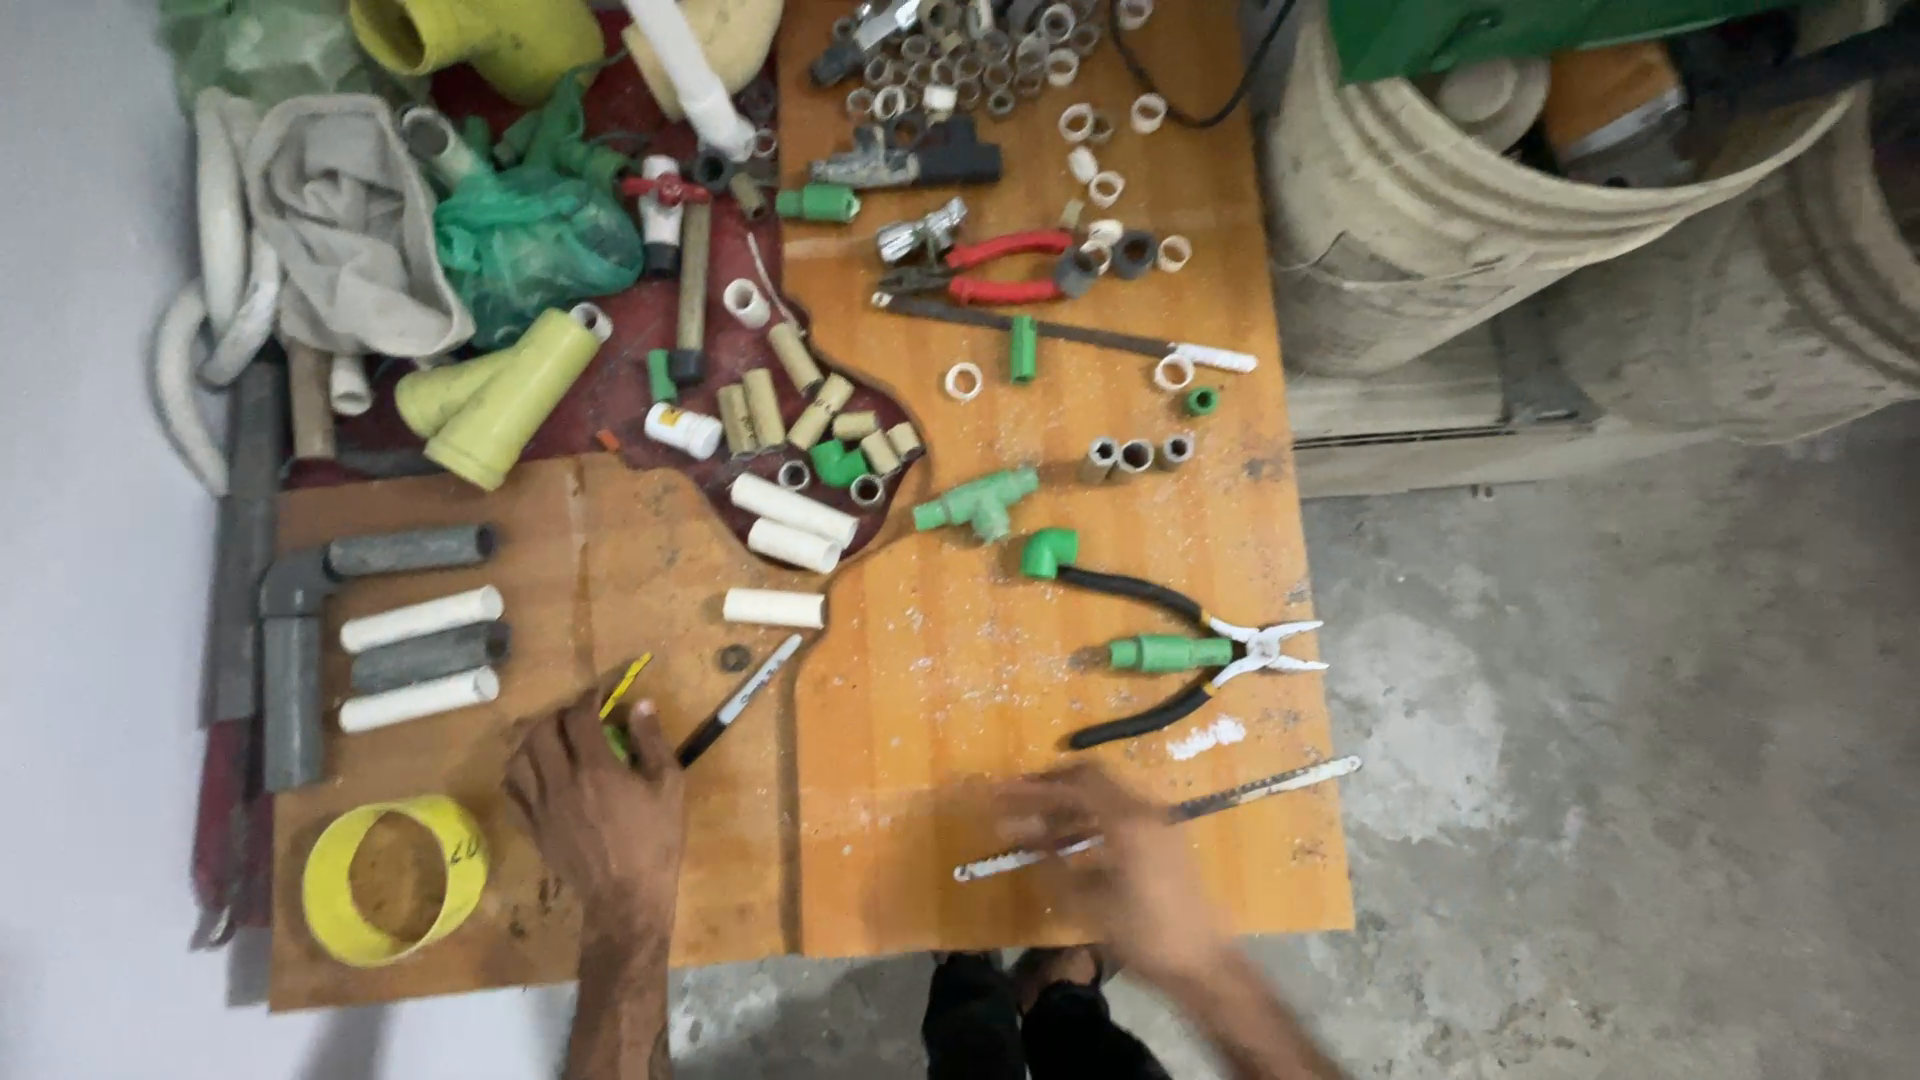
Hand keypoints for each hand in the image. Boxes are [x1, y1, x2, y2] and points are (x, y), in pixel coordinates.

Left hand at [504, 691, 684, 948]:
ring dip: (534, 739)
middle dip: (559, 714)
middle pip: (541, 731)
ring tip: (554, 738)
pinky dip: (519, 769)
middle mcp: (561, 783)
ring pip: (518, 758)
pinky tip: (537, 768)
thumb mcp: (669, 784)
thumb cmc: (656, 837)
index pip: (579, 717)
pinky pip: (511, 789)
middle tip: (579, 715)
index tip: (602, 694)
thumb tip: (640, 704)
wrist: (626, 895)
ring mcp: (541, 807)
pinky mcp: (532, 827)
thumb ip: (652, 740)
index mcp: (597, 769)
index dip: (589, 698)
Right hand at [998, 763, 1233, 987]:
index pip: (1073, 782)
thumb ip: (1051, 859)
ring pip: (1103, 796)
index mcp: (1127, 819)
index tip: (1002, 792)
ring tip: (1033, 825)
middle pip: (1089, 779)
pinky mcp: (1162, 839)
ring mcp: (1157, 822)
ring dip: (1067, 805)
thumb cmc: (1146, 936)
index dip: (1034, 786)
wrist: (1206, 967)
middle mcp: (1144, 809)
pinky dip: (1089, 820)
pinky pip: (1118, 814)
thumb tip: (1018, 829)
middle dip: (1049, 787)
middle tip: (1016, 799)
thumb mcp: (1090, 902)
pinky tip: (1066, 843)